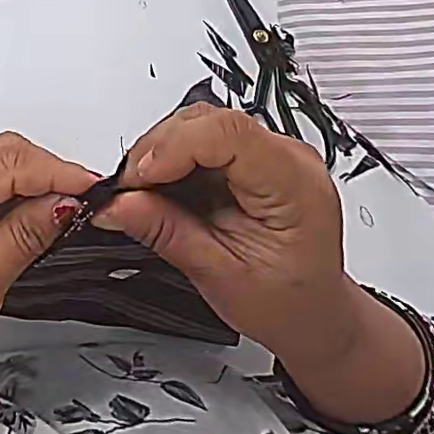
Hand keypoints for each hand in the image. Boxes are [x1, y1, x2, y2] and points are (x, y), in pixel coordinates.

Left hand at [0, 133, 96, 433]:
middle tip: (86, 201)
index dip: (57, 173)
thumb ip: (22, 236)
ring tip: (65, 209)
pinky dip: (20, 187)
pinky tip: (35, 211)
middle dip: (51, 171)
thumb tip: (63, 202)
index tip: (92, 190)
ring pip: (1, 157)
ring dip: (37, 178)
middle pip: (6, 151)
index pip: (9, 163)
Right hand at [94, 104, 424, 422]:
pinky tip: (165, 192)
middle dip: (158, 151)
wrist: (314, 312)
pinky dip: (173, 162)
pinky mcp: (252, 158)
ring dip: (161, 155)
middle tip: (129, 192)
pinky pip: (202, 140)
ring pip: (200, 124)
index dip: (173, 147)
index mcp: (294, 185)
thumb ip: (167, 233)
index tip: (136, 179)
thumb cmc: (288, 302)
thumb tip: (119, 204)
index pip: (229, 134)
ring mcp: (271, 153)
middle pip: (209, 121)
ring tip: (145, 197)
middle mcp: (288, 158)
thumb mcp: (220, 277)